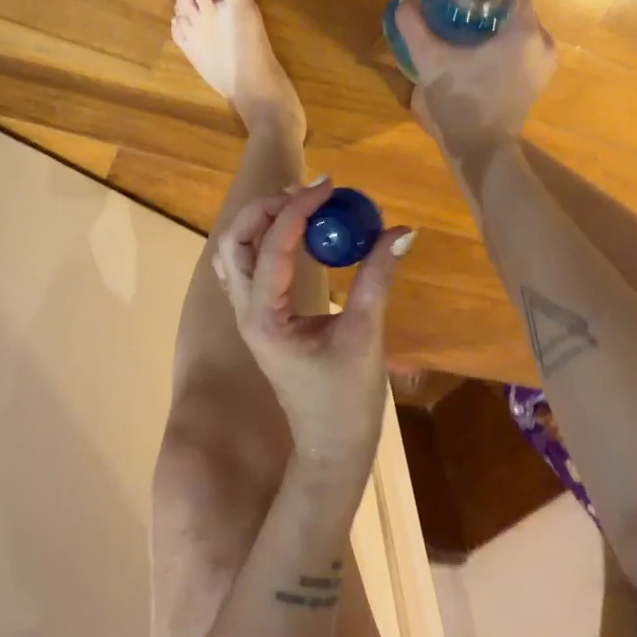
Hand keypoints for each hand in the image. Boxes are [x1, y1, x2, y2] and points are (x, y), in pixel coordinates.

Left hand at [214, 178, 414, 466]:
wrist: (330, 450)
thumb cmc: (347, 402)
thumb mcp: (365, 336)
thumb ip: (377, 279)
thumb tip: (401, 232)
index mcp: (264, 318)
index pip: (273, 246)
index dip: (299, 209)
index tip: (330, 186)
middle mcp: (246, 312)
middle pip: (235, 242)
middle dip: (267, 209)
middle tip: (309, 195)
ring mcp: (248, 316)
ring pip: (235, 254)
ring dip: (262, 223)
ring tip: (303, 207)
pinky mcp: (261, 320)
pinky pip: (249, 268)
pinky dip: (266, 242)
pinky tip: (299, 235)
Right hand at [392, 0, 556, 161]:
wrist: (480, 150)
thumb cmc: (460, 102)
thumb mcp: (431, 61)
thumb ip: (415, 25)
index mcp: (524, 31)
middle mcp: (542, 41)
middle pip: (517, 3)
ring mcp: (543, 62)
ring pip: (519, 24)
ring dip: (496, 15)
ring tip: (466, 10)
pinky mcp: (537, 77)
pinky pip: (521, 43)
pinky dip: (502, 35)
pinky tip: (477, 38)